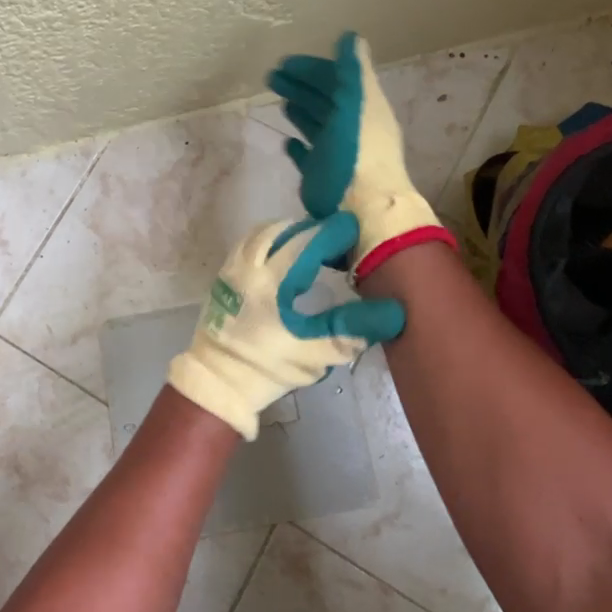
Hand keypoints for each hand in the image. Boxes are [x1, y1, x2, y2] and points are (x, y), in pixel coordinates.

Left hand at [166, 212, 403, 438]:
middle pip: (284, 231)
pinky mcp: (223, 275)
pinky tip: (285, 256)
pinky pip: (249, 243)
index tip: (357, 229)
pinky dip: (271, 240)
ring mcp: (231, 268)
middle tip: (339, 239)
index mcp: (270, 281)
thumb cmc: (266, 368)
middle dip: (313, 230)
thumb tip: (394, 312)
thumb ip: (351, 328)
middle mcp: (247, 266)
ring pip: (262, 233)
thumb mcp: (313, 353)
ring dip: (290, 232)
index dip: (334, 233)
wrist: (217, 382)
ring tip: (314, 244)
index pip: (307, 243)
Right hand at [268, 30, 453, 277]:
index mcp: (360, 107)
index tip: (285, 62)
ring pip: (315, 124)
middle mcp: (348, 127)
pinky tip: (288, 141)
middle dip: (300, 85)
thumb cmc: (359, 151)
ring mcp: (334, 152)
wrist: (362, 206)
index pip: (335, 80)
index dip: (312, 68)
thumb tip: (350, 37)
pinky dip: (298, 147)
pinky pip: (307, 157)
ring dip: (299, 108)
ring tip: (280, 98)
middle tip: (271, 76)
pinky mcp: (320, 175)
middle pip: (322, 99)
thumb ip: (354, 71)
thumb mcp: (359, 103)